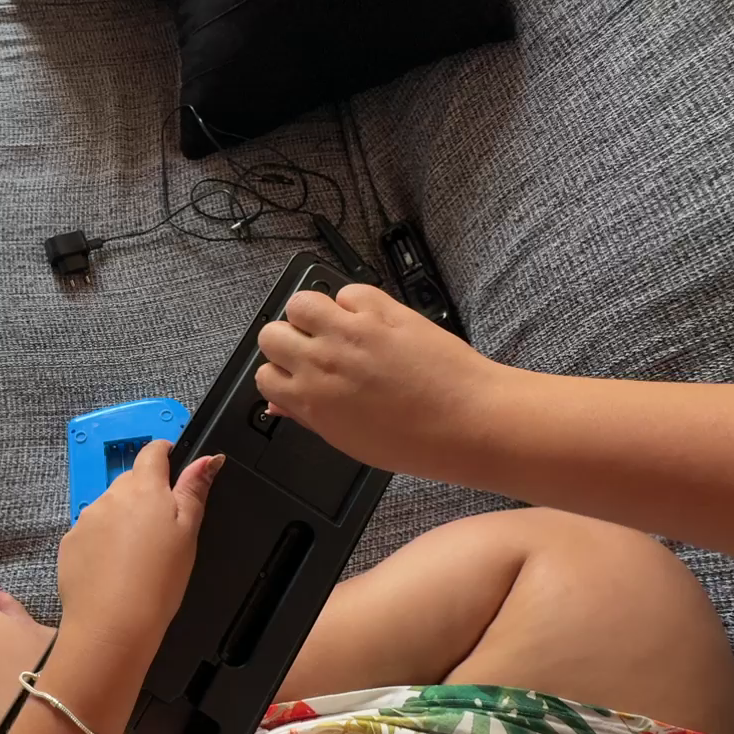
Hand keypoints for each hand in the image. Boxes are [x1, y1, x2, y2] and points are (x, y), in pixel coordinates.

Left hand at [56, 441, 223, 674]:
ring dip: (123, 518)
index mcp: (144, 488)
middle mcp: (111, 495)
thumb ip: (195, 489)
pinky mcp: (70, 542)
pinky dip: (103, 541)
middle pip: (130, 480)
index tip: (173, 468)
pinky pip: (90, 531)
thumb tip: (207, 458)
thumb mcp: (188, 532)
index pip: (153, 451)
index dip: (165, 454)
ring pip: (110, 506)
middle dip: (145, 495)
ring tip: (137, 555)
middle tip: (161, 529)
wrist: (112, 625)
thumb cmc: (159, 581)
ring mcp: (86, 518)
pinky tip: (114, 567)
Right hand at [255, 283, 506, 476]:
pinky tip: (368, 321)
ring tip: (333, 327)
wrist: (470, 422)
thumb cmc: (415, 441)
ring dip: (312, 314)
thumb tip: (280, 404)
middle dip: (288, 342)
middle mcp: (321, 360)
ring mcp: (350, 331)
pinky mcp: (381, 310)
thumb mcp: (347, 440)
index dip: (280, 374)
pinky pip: (348, 292)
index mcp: (309, 399)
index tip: (295, 376)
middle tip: (311, 350)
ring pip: (300, 303)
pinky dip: (353, 302)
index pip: (264, 375)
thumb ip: (308, 416)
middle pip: (271, 334)